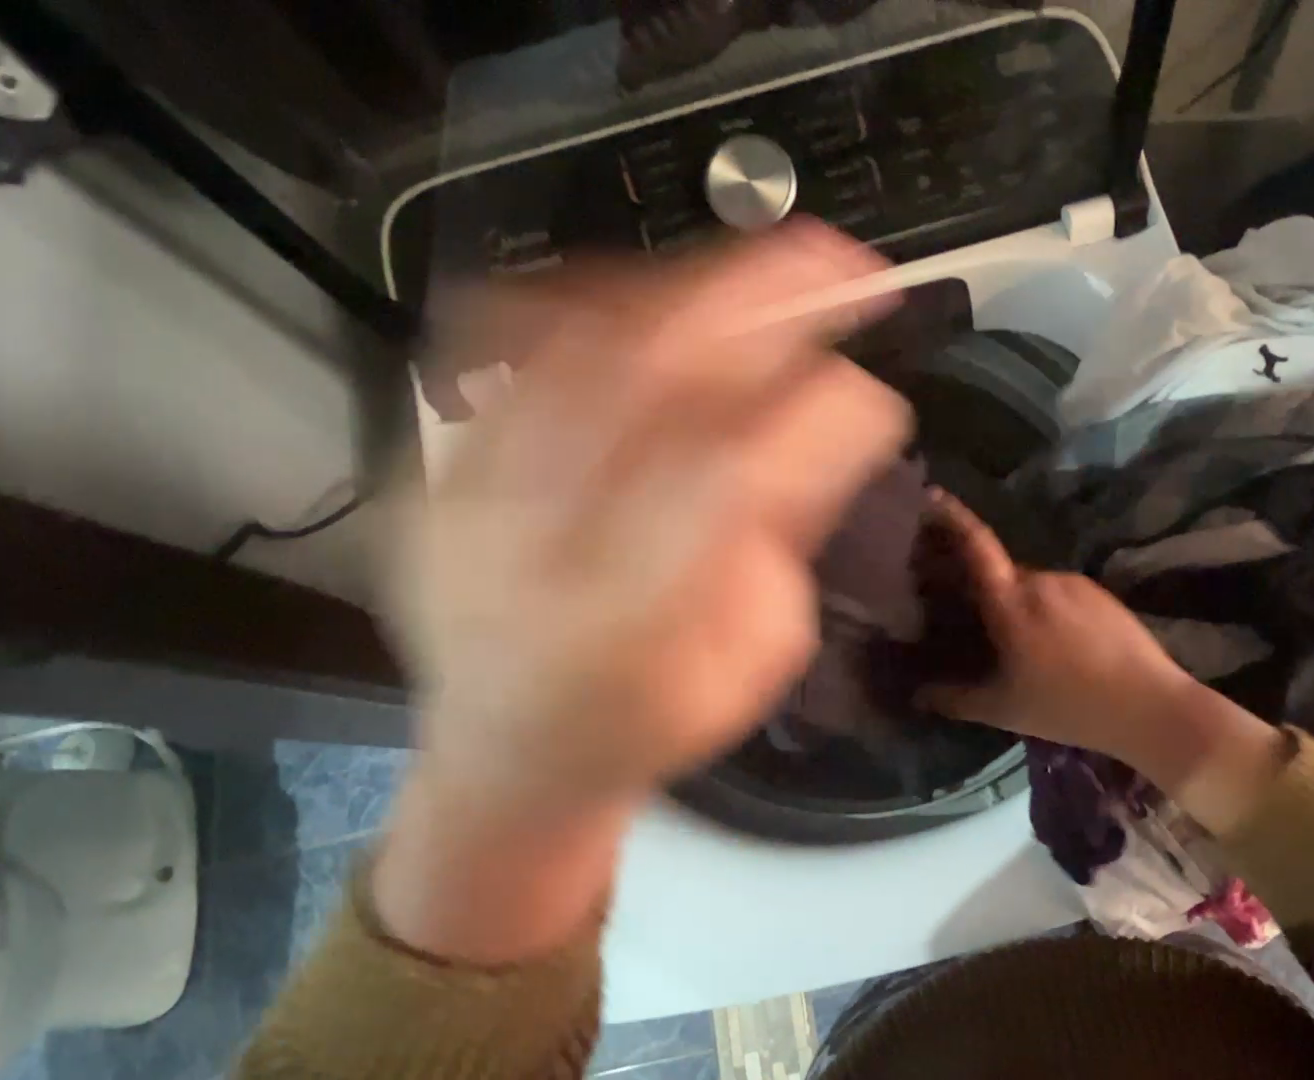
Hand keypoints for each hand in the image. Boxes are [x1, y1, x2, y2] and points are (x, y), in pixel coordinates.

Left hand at [375, 223, 908, 961]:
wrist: (506, 750)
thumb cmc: (646, 724)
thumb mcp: (748, 663)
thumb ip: (780, 544)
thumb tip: (819, 425)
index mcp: (625, 623)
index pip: (729, 481)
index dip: (818, 419)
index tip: (875, 395)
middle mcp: (533, 547)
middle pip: (647, 378)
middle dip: (764, 302)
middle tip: (843, 269)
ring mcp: (467, 496)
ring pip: (579, 342)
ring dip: (694, 285)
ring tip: (769, 269)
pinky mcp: (437, 466)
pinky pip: (504, 337)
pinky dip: (599, 295)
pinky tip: (661, 293)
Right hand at [920, 494, 1286, 829]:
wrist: (1152, 706)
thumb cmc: (1069, 706)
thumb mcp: (1005, 710)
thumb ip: (955, 700)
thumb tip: (917, 696)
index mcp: (1012, 601)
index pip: (976, 545)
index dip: (952, 517)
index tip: (932, 495)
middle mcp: (1041, 580)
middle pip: (1000, 571)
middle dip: (981, 585)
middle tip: (968, 612)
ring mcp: (1074, 584)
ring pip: (1031, 584)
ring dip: (1016, 602)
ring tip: (1016, 640)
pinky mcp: (1100, 593)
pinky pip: (1059, 592)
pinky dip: (1045, 608)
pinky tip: (1054, 643)